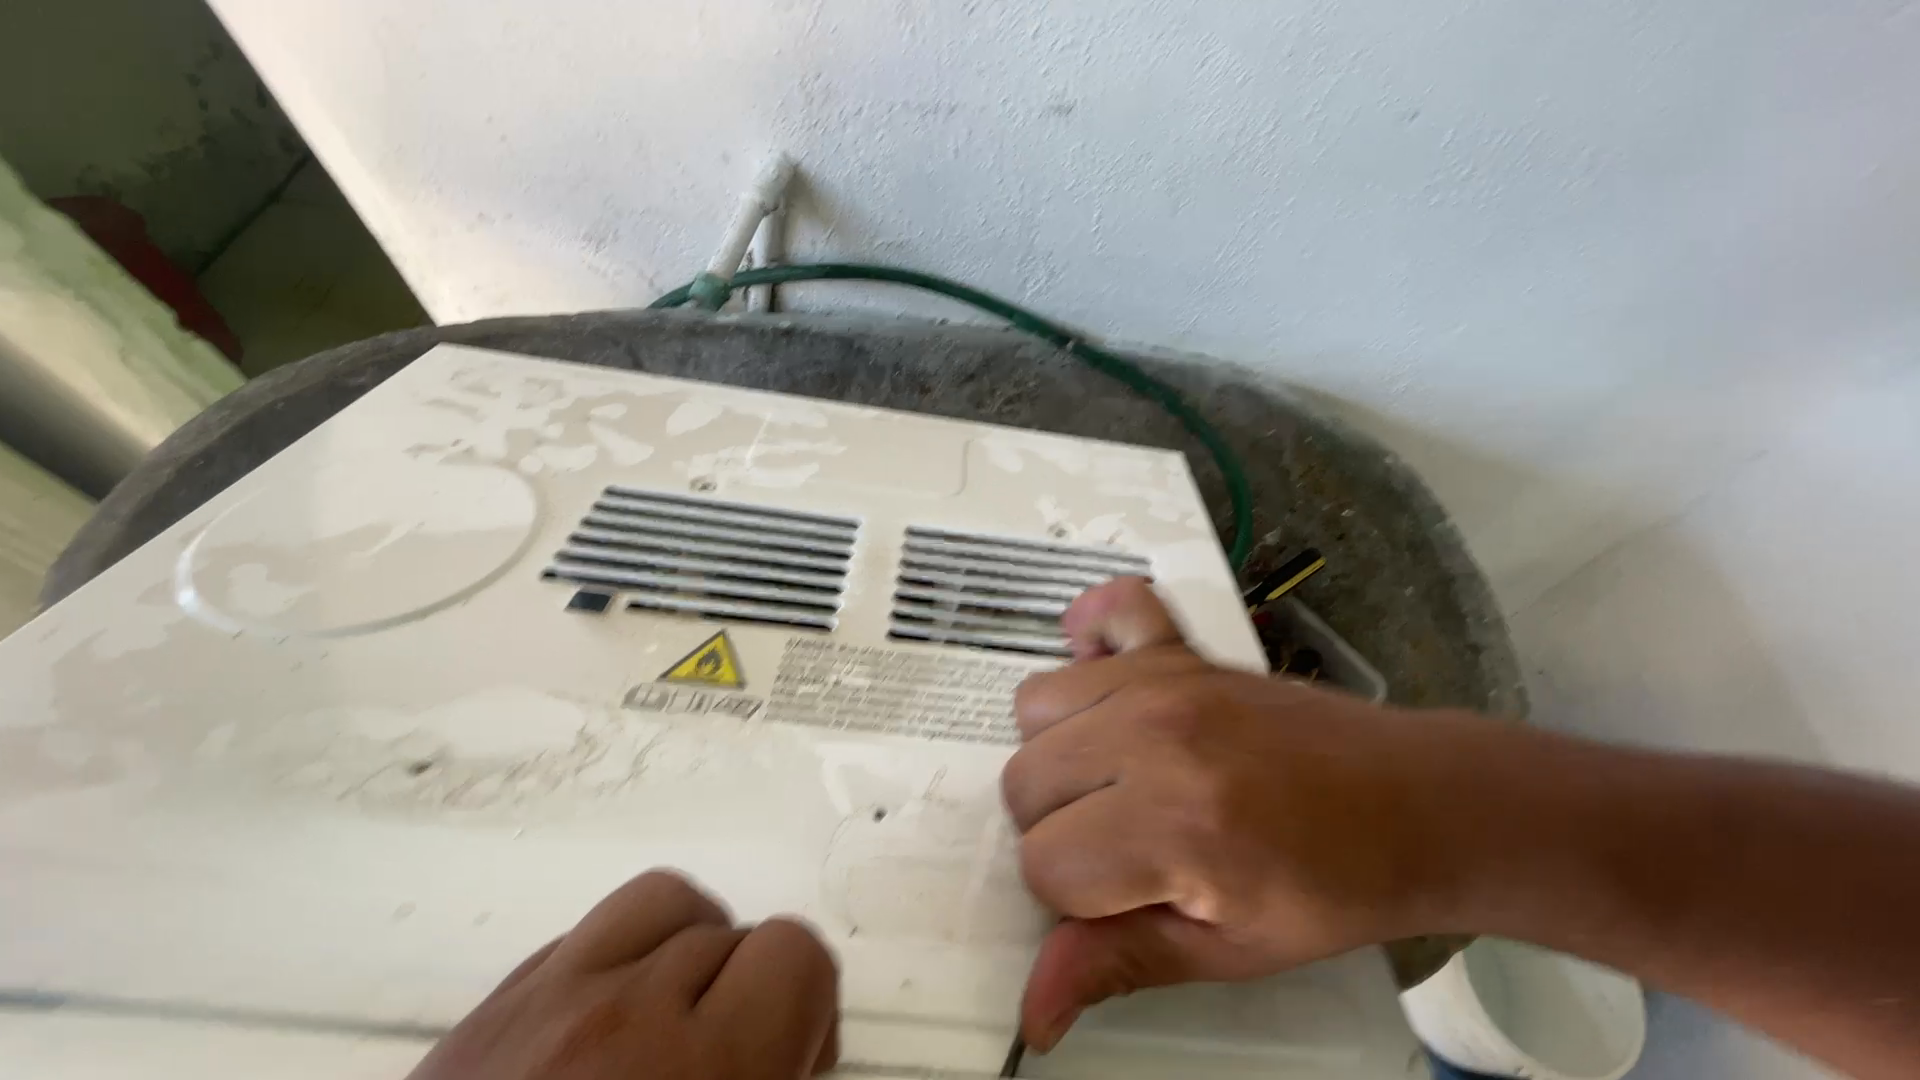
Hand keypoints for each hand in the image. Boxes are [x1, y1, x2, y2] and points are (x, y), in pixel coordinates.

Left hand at [408, 870, 838, 1079]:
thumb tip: (789, 1060)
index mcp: (694, 1068)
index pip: (792, 951)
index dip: (808, 1002)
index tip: (794, 1057)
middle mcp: (619, 1015)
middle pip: (732, 931)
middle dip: (750, 992)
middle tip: (733, 1062)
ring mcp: (539, 1004)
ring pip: (659, 903)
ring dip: (686, 948)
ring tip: (674, 1017)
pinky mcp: (479, 1016)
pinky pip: (582, 937)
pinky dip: (615, 966)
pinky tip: (603, 1036)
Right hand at [1002, 578, 1488, 1049]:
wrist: (1417, 804)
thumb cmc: (1331, 889)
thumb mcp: (1228, 950)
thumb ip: (1118, 965)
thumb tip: (1032, 1015)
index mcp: (1173, 826)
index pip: (1044, 864)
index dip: (1076, 899)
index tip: (1128, 897)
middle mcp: (1154, 737)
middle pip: (1024, 781)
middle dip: (1058, 828)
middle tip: (1124, 845)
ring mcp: (1167, 679)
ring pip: (1036, 705)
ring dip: (1060, 750)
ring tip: (1116, 777)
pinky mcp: (1184, 648)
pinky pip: (1109, 607)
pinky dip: (1092, 635)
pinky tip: (1110, 679)